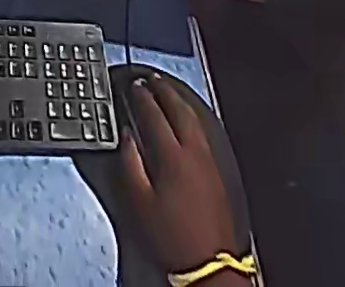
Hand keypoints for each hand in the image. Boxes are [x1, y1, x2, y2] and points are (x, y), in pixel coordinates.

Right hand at [119, 78, 241, 275]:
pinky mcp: (218, 171)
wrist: (210, 266)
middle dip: (163, 91)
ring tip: (166, 89)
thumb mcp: (139, 200)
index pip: (154, 116)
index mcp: (171, 157)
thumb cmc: (169, 235)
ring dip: (178, 100)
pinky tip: (185, 116)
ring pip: (194, 119)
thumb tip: (126, 136)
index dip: (142, 98)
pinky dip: (191, 116)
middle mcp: (193, 153)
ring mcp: (209, 161)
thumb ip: (130, 163)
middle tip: (150, 79)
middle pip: (178, 110)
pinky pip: (203, 131)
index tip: (133, 87)